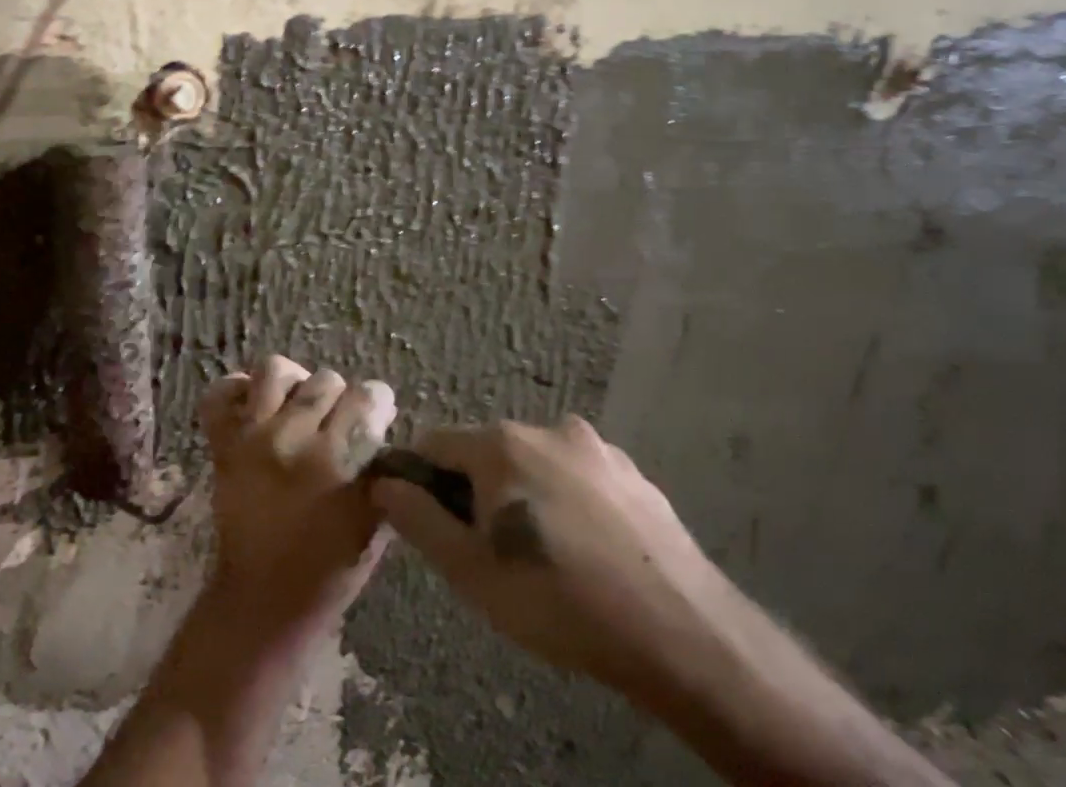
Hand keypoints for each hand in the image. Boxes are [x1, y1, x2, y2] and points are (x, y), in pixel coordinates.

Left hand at [198, 356, 396, 632]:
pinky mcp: (222, 443)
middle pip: (325, 380)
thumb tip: (379, 426)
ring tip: (296, 407)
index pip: (368, 396)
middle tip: (334, 422)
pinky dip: (237, 392)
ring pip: (274, 371)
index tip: (374, 416)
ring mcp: (251, 436)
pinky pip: (220, 394)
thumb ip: (380, 468)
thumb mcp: (376, 520)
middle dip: (338, 397)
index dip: (377, 404)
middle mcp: (293, 437)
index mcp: (338, 460)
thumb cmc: (330, 567)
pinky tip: (256, 409)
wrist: (265, 595)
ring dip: (293, 384)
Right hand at [370, 416, 726, 687]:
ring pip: (535, 467)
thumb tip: (383, 483)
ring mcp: (601, 452)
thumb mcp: (467, 569)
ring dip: (522, 498)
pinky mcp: (638, 479)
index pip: (432, 444)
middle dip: (473, 493)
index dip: (419, 483)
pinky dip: (567, 505)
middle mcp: (550, 430)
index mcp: (502, 445)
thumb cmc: (557, 601)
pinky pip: (579, 481)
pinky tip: (584, 555)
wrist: (682, 635)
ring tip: (540, 559)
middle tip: (485, 554)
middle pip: (485, 454)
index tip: (429, 527)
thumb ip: (416, 517)